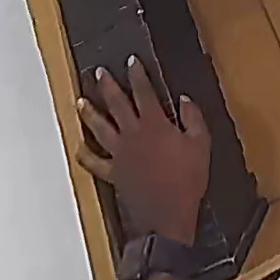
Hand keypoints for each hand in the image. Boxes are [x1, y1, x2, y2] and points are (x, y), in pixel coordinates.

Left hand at [76, 57, 209, 244]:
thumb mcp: (200, 144)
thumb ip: (193, 118)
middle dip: (108, 86)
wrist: (167, 219)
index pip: (143, 91)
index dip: (136, 73)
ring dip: (90, 112)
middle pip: (116, 104)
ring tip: (80, 100)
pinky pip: (95, 162)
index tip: (130, 60)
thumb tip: (184, 99)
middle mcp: (132, 133)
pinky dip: (85, 155)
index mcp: (154, 123)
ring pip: (100, 127)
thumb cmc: (186, 180)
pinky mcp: (113, 173)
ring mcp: (120, 153)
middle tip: (99, 72)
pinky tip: (78, 147)